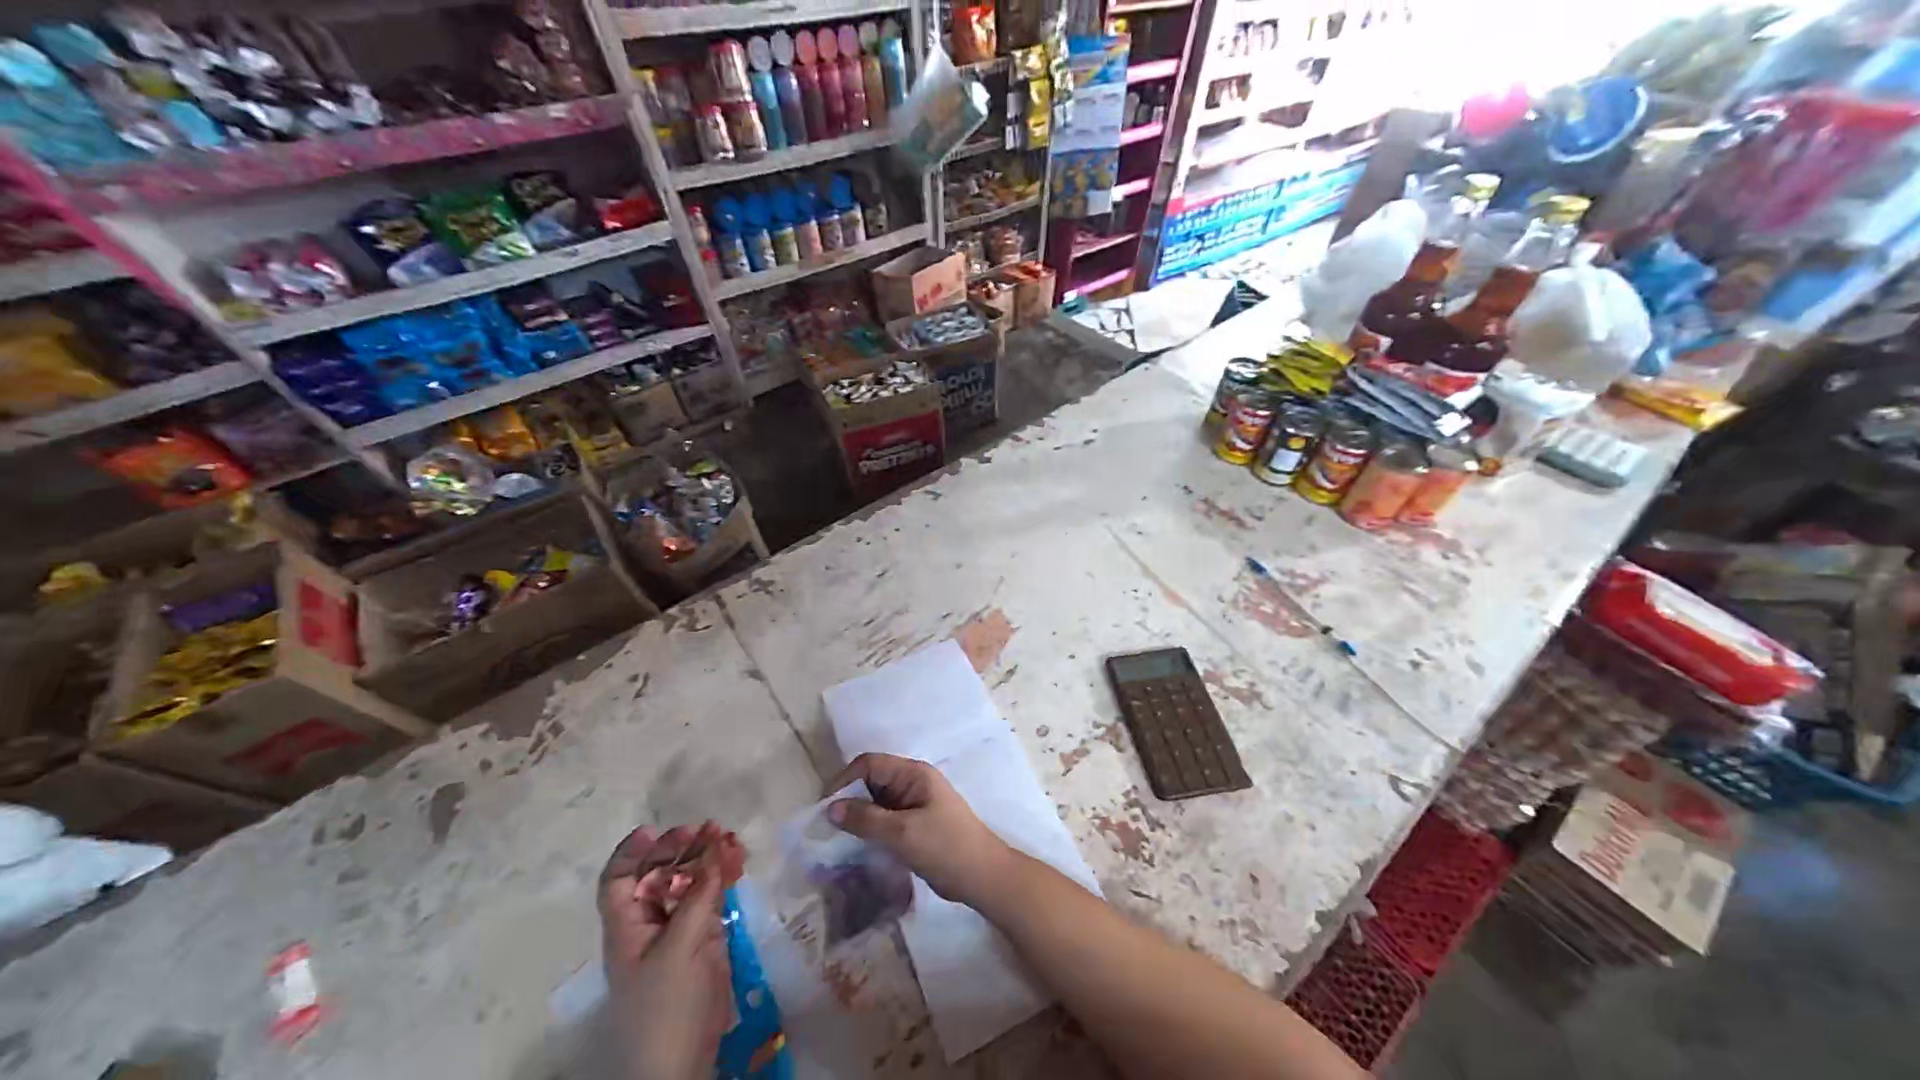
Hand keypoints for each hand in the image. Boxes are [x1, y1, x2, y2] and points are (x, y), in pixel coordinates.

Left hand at [597, 824, 732, 1079]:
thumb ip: (698, 897)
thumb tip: (715, 850)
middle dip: (680, 849)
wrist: (681, 1063)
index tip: (656, 830)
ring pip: (689, 884)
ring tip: (731, 839)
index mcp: (626, 927)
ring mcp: (677, 932)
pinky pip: (711, 900)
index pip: (618, 880)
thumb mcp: (679, 949)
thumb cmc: (665, 1006)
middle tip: (707, 829)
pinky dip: (723, 879)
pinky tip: (738, 864)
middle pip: (658, 876)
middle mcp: (649, 924)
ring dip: (708, 859)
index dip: (632, 853)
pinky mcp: (703, 941)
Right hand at [827, 752, 1014, 905]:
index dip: (845, 781)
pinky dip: (870, 828)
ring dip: (858, 816)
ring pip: (876, 801)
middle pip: (871, 781)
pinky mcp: (915, 824)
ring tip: (837, 838)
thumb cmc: (945, 848)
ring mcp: (915, 804)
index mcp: (913, 774)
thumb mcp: (902, 833)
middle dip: (849, 799)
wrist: (983, 877)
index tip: (825, 808)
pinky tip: (857, 845)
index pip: (870, 764)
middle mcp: (913, 783)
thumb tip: (830, 808)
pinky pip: (885, 819)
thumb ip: (865, 819)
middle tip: (827, 826)